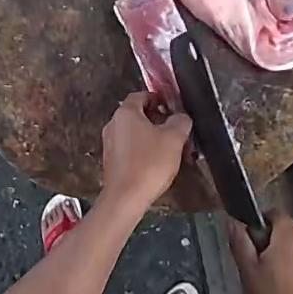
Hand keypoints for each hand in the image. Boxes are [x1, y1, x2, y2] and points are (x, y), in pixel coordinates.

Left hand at [100, 92, 190, 212]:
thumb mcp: (174, 138)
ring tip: (172, 149)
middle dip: (159, 120)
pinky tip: (158, 163)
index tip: (171, 106)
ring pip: (136, 133)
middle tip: (176, 130)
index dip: (158, 99)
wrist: (126, 198)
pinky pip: (131, 149)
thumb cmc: (149, 164)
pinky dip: (145, 150)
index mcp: (126, 113)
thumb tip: (181, 118)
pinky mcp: (112, 161)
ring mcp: (111, 144)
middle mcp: (114, 125)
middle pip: (138, 115)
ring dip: (153, 137)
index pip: (141, 95)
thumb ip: (181, 121)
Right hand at [228, 213, 292, 293]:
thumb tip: (234, 224)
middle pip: (284, 235)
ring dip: (281, 264)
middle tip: (255, 271)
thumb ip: (240, 244)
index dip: (258, 225)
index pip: (274, 214)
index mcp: (290, 237)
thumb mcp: (249, 274)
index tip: (249, 243)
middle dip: (268, 248)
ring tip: (271, 289)